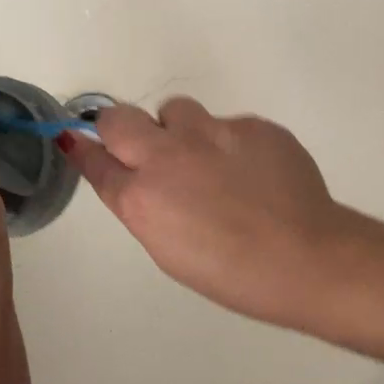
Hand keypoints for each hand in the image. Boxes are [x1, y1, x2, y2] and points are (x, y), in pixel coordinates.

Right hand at [61, 97, 383, 327]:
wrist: (306, 258)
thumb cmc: (231, 274)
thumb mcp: (168, 249)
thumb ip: (142, 207)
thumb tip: (132, 182)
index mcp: (140, 197)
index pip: (93, 159)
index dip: (83, 149)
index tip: (76, 141)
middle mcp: (165, 156)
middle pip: (118, 118)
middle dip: (122, 128)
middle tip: (145, 148)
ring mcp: (210, 133)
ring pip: (175, 110)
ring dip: (179, 130)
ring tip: (208, 159)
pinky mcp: (250, 125)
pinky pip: (225, 124)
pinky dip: (229, 143)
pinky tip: (251, 172)